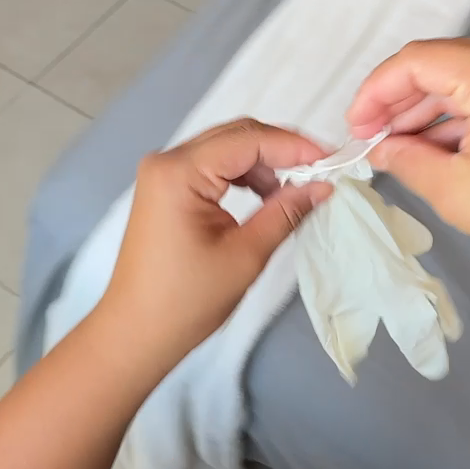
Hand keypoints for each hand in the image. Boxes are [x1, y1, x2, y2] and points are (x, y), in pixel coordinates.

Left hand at [99, 119, 332, 361]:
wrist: (136, 332)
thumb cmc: (188, 299)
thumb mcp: (245, 255)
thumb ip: (286, 212)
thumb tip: (324, 185)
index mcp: (180, 171)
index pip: (248, 140)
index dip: (294, 146)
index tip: (333, 159)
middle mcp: (167, 160)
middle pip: (235, 135)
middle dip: (280, 149)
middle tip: (320, 170)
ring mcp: (162, 172)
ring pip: (225, 147)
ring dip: (262, 162)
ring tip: (292, 190)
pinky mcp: (165, 187)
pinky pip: (211, 165)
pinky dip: (242, 173)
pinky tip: (264, 195)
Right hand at [346, 39, 469, 306]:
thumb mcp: (455, 191)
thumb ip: (405, 158)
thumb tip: (379, 147)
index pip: (418, 61)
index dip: (376, 91)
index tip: (354, 126)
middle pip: (441, 65)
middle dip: (399, 101)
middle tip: (369, 139)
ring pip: (464, 80)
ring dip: (427, 111)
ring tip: (395, 149)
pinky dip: (458, 118)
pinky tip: (432, 149)